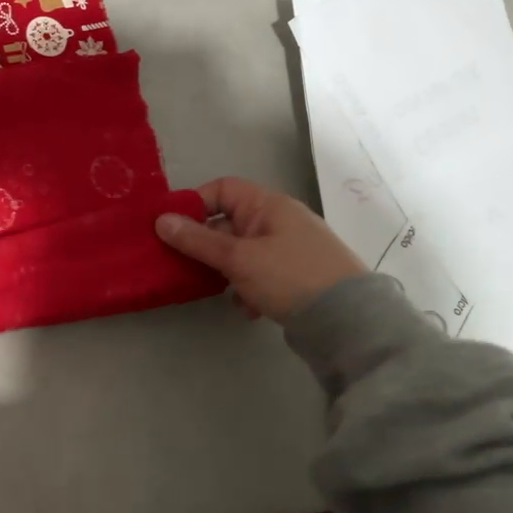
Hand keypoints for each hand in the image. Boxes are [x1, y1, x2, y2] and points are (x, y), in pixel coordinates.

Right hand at [155, 177, 366, 319]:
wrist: (352, 323)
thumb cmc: (290, 277)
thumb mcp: (237, 258)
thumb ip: (196, 239)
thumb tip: (160, 220)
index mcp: (269, 206)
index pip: (222, 189)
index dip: (194, 203)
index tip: (172, 227)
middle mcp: (281, 221)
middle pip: (227, 221)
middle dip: (203, 241)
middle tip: (181, 260)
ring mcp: (291, 248)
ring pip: (240, 248)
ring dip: (222, 266)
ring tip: (212, 287)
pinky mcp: (297, 274)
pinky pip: (258, 270)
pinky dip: (245, 284)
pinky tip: (243, 305)